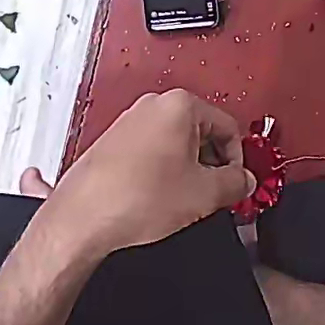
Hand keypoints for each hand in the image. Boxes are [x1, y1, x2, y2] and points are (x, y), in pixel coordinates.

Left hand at [42, 90, 254, 256]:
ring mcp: (131, 122)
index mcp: (180, 105)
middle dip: (212, 164)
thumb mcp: (204, 193)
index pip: (228, 127)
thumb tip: (243, 180)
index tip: (235, 182)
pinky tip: (159, 198)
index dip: (237, 159)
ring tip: (184, 199)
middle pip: (202, 132)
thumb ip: (235, 183)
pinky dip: (163, 171)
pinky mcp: (115, 142)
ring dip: (188, 169)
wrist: (81, 219)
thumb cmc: (134, 198)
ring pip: (177, 142)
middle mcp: (154, 105)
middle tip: (214, 193)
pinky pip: (153, 151)